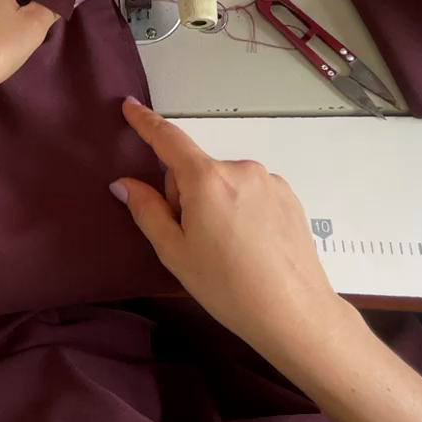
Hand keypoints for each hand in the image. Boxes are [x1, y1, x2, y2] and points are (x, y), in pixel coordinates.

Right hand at [110, 99, 349, 358]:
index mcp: (206, 179)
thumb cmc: (227, 286)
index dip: (146, 122)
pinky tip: (251, 245)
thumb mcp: (174, 251)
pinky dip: (241, 209)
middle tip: (195, 240)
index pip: (168, 139)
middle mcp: (239, 169)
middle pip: (194, 170)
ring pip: (222, 182)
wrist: (297, 315)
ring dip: (215, 202)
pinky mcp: (289, 197)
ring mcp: (268, 181)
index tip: (130, 105)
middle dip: (186, 195)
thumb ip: (146, 210)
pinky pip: (249, 192)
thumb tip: (124, 182)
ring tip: (228, 248)